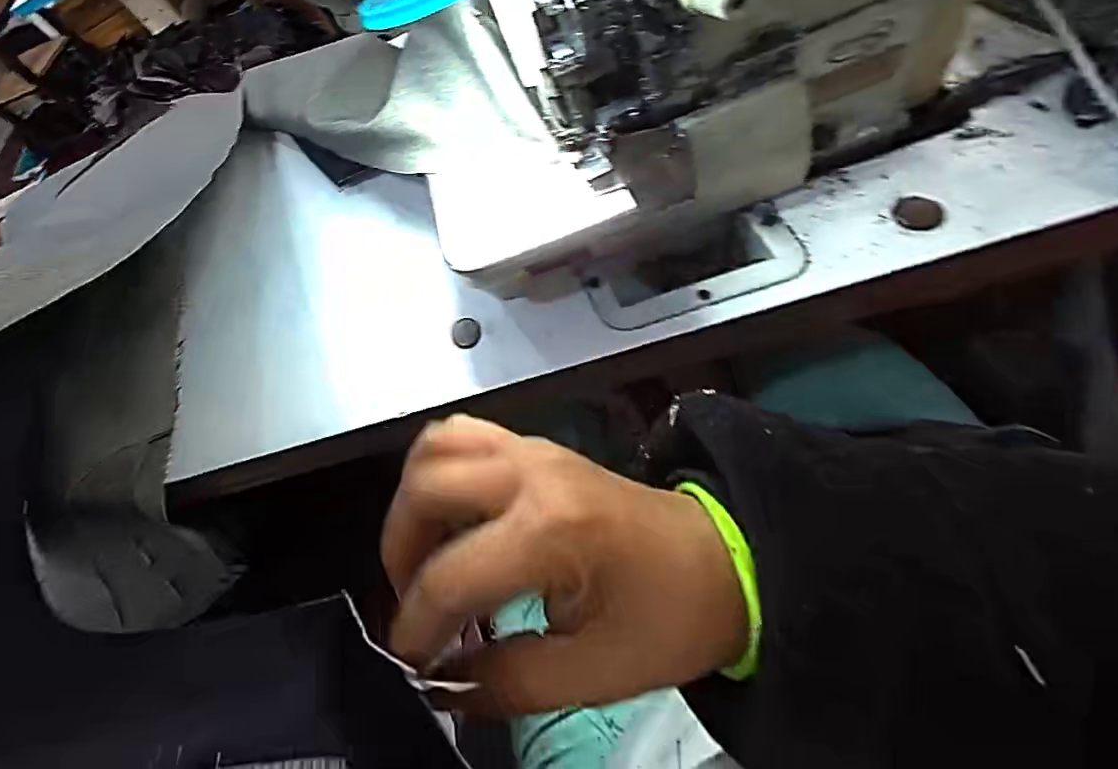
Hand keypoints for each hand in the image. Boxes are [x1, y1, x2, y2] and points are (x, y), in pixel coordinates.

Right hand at [382, 416, 746, 714]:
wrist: (718, 560)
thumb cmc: (667, 617)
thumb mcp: (592, 674)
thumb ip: (505, 681)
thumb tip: (439, 681)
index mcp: (552, 529)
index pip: (450, 574)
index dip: (417, 626)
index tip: (414, 661)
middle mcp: (533, 472)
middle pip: (426, 486)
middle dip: (400, 549)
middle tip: (416, 602)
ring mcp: (534, 449)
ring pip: (439, 444)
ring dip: (415, 500)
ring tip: (427, 555)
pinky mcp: (537, 446)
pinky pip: (466, 436)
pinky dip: (440, 471)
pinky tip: (451, 518)